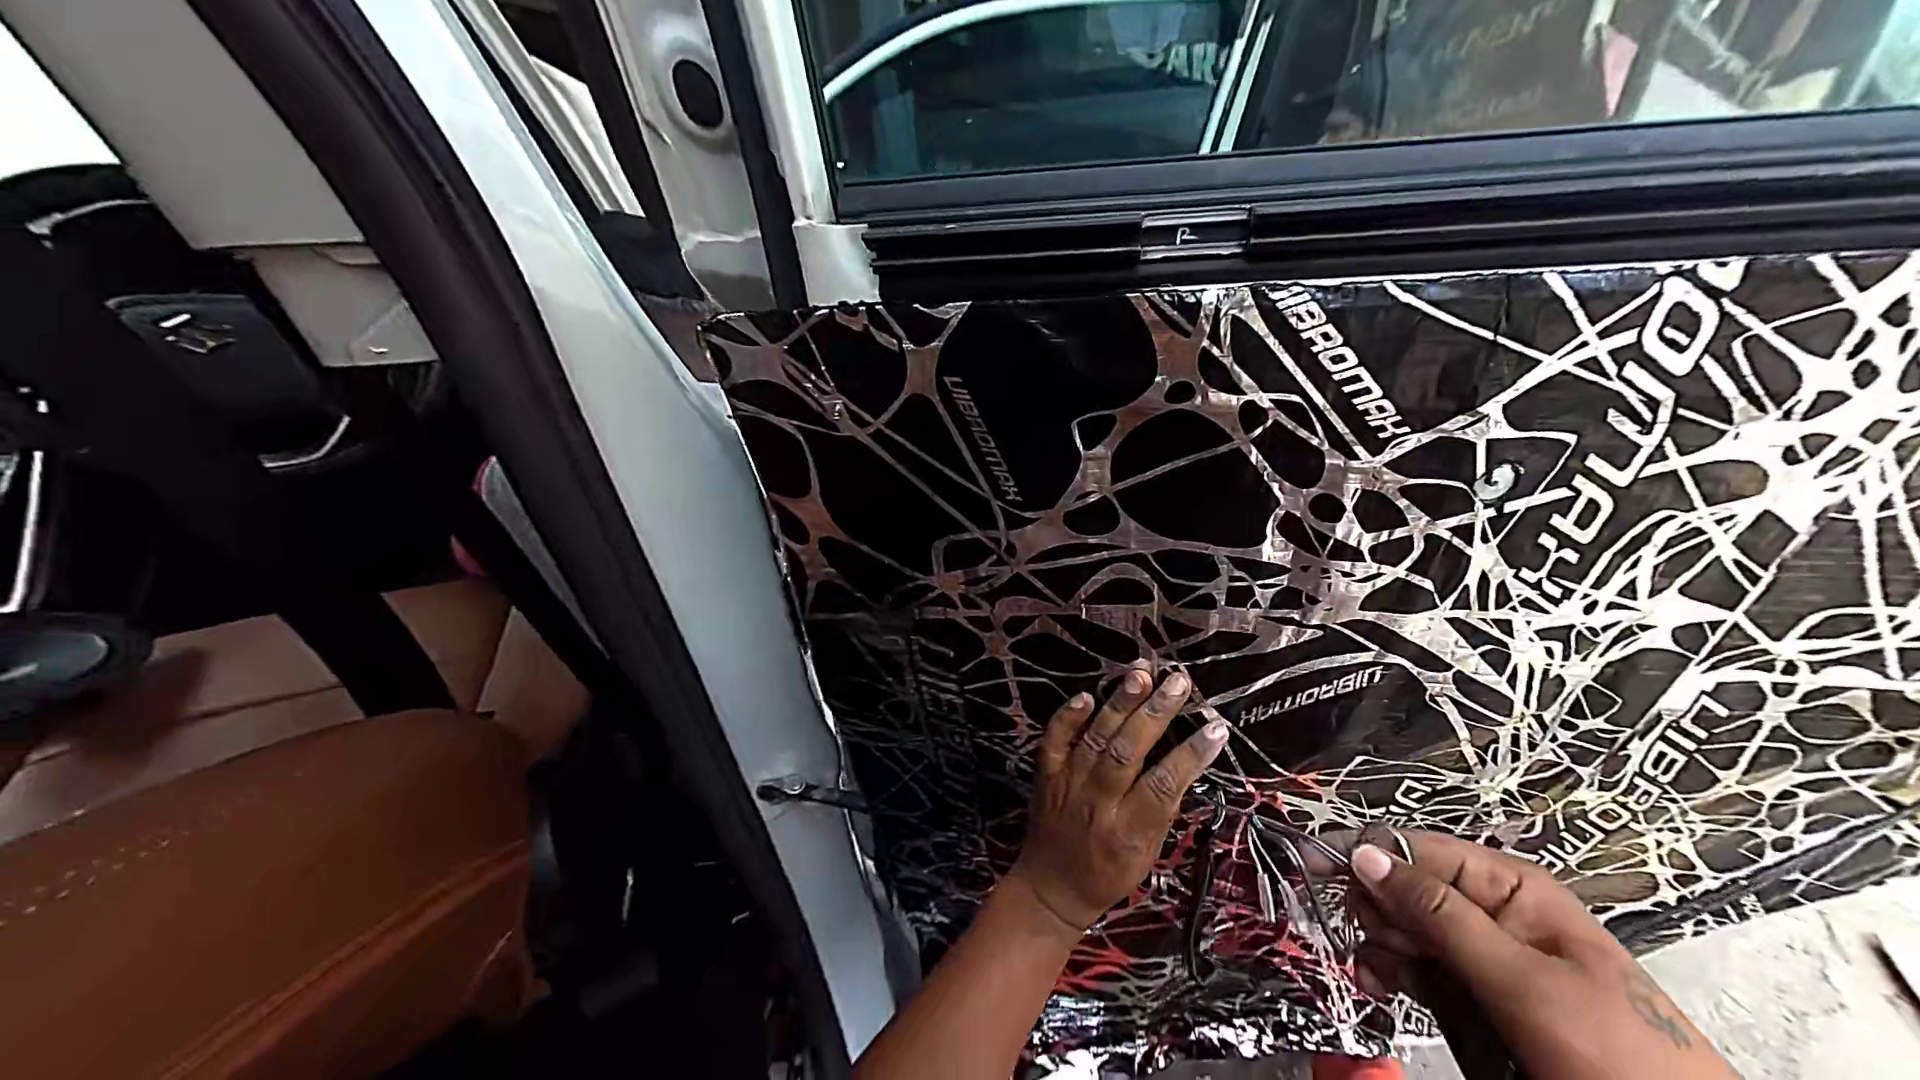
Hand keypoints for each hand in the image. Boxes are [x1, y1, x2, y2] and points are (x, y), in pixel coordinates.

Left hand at [1005, 661, 1230, 934]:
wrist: (1050, 887)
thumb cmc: (1109, 873)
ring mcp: (1067, 784)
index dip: (1190, 755)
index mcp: (1128, 831)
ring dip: (1119, 704)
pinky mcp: (1045, 773)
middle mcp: (1096, 802)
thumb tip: (1188, 762)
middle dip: (1155, 713)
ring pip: (1095, 738)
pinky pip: (1053, 740)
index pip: (1163, 786)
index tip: (1216, 726)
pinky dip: (1067, 717)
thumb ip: (1163, 810)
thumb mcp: (1147, 854)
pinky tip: (1086, 695)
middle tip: (1178, 682)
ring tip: (1141, 674)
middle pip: (1127, 752)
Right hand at [1347, 830, 1738, 1079]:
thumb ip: (1437, 913)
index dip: (1361, 857)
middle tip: (1379, 947)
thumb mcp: (1520, 980)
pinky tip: (1382, 982)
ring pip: (1402, 926)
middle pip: (1401, 886)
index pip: (1412, 849)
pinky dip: (1390, 969)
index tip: (1312, 871)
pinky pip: (1416, 962)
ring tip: (1378, 975)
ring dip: (1379, 945)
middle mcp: (1490, 908)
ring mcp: (1482, 950)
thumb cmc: (1614, 1055)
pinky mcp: (1475, 988)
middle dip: (1376, 912)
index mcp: (1508, 885)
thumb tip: (1365, 855)